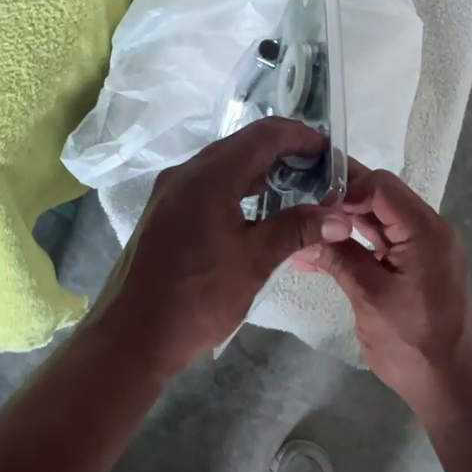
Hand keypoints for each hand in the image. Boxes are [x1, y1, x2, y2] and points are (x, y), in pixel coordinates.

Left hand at [87, 118, 354, 375]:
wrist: (132, 336)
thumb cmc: (198, 298)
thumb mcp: (254, 261)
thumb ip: (296, 229)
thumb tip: (338, 218)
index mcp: (209, 176)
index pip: (264, 135)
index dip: (301, 136)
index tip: (330, 152)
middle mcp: (186, 172)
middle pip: (242, 143)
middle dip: (283, 150)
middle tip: (320, 171)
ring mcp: (170, 190)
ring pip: (224, 163)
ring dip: (260, 169)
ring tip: (297, 188)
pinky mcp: (165, 210)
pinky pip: (208, 182)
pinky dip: (238, 185)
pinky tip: (259, 207)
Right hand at [294, 163, 471, 415]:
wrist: (455, 389)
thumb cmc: (414, 343)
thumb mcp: (370, 297)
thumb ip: (337, 256)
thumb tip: (302, 231)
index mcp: (426, 230)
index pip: (381, 185)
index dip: (344, 187)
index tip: (310, 204)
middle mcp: (431, 230)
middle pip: (380, 198)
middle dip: (339, 203)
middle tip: (297, 210)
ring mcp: (426, 249)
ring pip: (380, 221)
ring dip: (344, 225)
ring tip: (301, 232)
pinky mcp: (419, 268)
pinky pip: (385, 243)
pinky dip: (356, 246)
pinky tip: (320, 254)